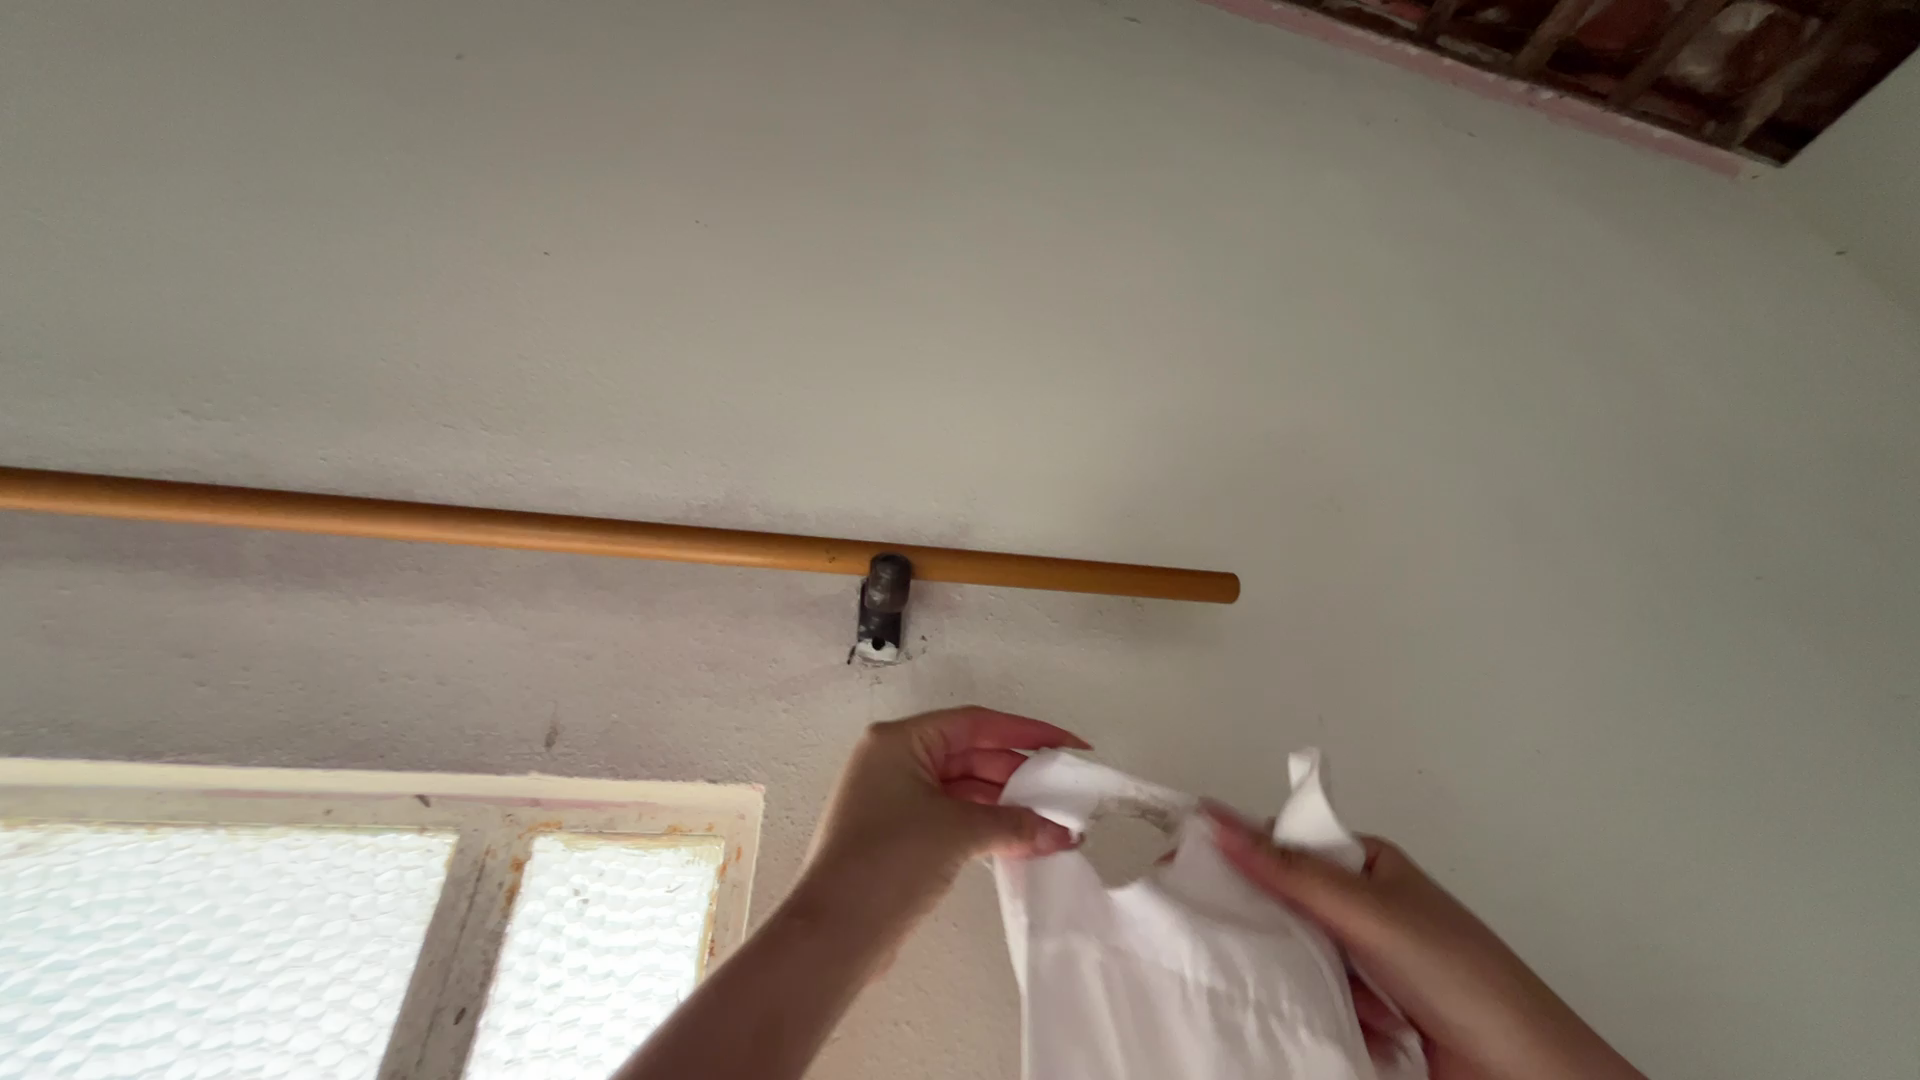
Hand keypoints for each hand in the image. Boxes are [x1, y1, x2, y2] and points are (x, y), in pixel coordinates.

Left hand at [795, 707, 1086, 924]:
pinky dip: (986, 826)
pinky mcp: (898, 833)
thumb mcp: (957, 832)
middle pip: (970, 754)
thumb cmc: (889, 860)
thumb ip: (1014, 824)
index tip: (1069, 745)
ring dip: (1006, 806)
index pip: (975, 723)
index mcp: (900, 741)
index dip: (1027, 732)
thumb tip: (1061, 832)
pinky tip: (1021, 842)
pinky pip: (953, 816)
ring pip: (964, 788)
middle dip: (1019, 775)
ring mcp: (893, 798)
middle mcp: (894, 760)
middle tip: (1065, 793)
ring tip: (1052, 824)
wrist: (834, 933)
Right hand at [1206, 805, 1645, 1079]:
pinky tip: (1318, 1010)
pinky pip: (1313, 988)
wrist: (1525, 1076)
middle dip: (1260, 916)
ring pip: (1295, 947)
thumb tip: (1211, 814)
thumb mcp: (1364, 910)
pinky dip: (1312, 1000)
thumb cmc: (1454, 974)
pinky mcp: (1364, 1003)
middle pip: (1284, 898)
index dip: (1235, 851)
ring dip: (1289, 965)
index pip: (1282, 843)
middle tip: (1205, 922)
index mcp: (1365, 862)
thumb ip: (1286, 868)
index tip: (1184, 865)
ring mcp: (1364, 956)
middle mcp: (1362, 903)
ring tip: (1272, 973)